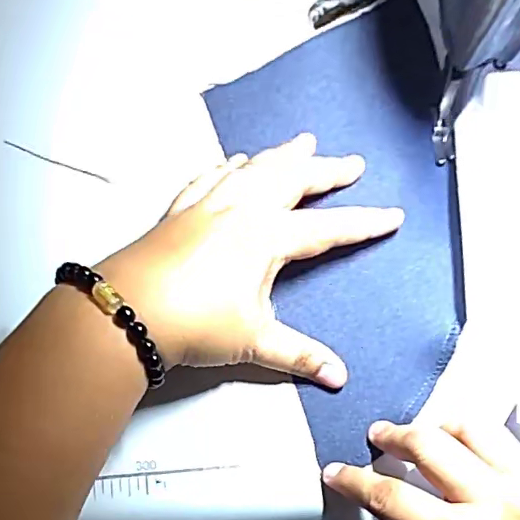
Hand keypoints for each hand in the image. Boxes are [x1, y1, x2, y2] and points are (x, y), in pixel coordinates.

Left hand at [94, 133, 402, 388]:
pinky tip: (234, 164)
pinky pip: (212, 176)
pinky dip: (231, 166)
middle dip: (328, 172)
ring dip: (282, 156)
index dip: (363, 224)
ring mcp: (208, 205)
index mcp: (265, 237)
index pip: (327, 228)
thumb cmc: (189, 322)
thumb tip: (334, 375)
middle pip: (293, 180)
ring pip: (255, 168)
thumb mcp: (254, 342)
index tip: (388, 217)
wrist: (130, 311)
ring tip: (301, 144)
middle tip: (351, 165)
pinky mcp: (181, 211)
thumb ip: (299, 356)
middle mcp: (240, 211)